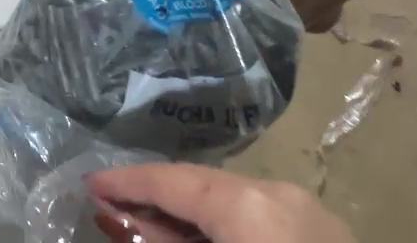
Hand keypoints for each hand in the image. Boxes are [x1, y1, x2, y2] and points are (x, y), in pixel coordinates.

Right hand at [86, 165, 353, 242]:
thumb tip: (115, 217)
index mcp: (246, 203)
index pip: (169, 180)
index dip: (123, 182)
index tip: (88, 184)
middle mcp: (276, 192)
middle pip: (198, 183)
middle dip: (153, 195)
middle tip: (110, 204)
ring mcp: (309, 213)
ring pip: (228, 198)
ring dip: (186, 212)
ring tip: (146, 224)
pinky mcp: (327, 236)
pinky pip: (258, 217)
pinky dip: (222, 225)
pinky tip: (196, 238)